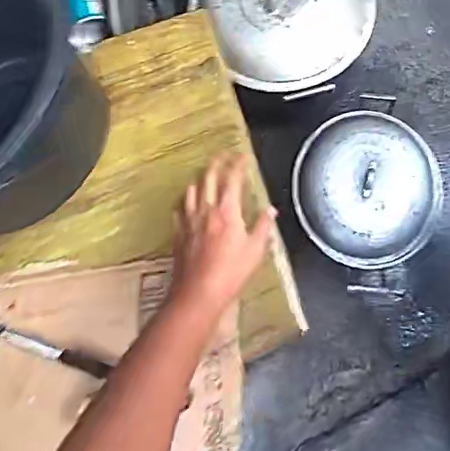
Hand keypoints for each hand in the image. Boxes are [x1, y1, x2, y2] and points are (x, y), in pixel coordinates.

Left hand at [170, 153, 277, 318]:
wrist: (198, 293)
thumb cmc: (231, 273)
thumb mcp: (255, 251)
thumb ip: (263, 227)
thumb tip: (270, 211)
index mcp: (227, 212)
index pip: (232, 179)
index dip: (238, 164)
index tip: (243, 157)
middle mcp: (206, 210)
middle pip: (208, 177)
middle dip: (216, 163)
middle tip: (223, 156)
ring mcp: (189, 221)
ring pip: (191, 191)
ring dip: (200, 180)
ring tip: (205, 178)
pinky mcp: (179, 233)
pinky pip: (179, 210)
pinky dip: (185, 203)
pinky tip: (187, 205)